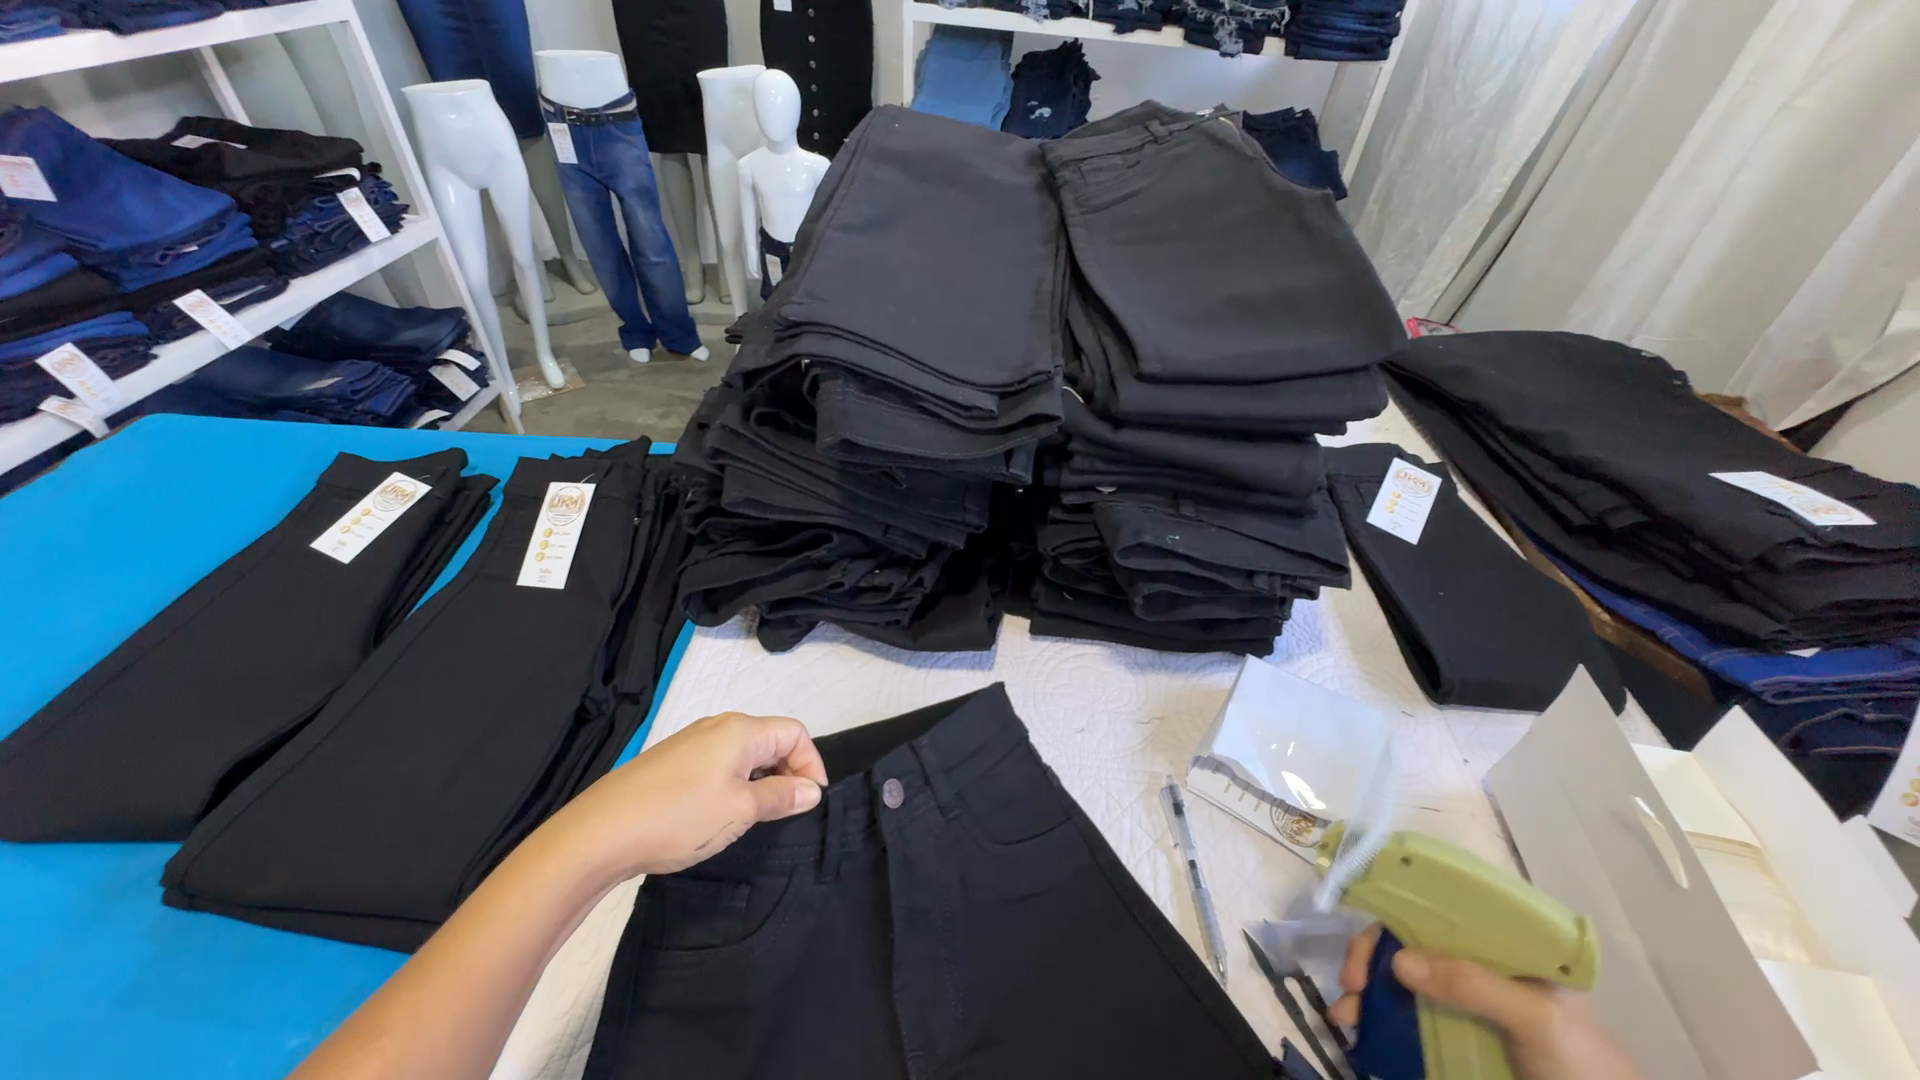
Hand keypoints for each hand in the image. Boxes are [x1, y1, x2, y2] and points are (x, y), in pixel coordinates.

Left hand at [541, 712, 827, 884]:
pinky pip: (718, 765)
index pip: (794, 733)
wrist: (599, 834)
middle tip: (784, 813)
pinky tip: (718, 815)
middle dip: (786, 773)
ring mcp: (690, 743)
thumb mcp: (741, 810)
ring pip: (743, 755)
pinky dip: (733, 785)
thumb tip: (811, 790)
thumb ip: (781, 796)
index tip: (809, 803)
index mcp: (740, 730)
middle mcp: (717, 727)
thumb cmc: (679, 816)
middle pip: (770, 740)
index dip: (811, 764)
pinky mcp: (671, 763)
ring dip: (759, 782)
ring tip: (753, 819)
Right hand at [1326, 925, 1644, 1079]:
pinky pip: (1406, 1020)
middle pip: (1410, 944)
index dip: (1396, 913)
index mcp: (1503, 946)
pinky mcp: (1454, 1038)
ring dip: (1366, 994)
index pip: (1438, 910)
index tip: (1370, 936)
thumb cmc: (1583, 1061)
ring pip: (1401, 982)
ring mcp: (1465, 1004)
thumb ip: (1474, 983)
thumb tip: (1397, 959)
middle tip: (1350, 983)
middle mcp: (1478, 967)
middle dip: (1372, 958)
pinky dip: (1376, 1022)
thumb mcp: (1536, 1017)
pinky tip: (1358, 1030)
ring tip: (1343, 1015)